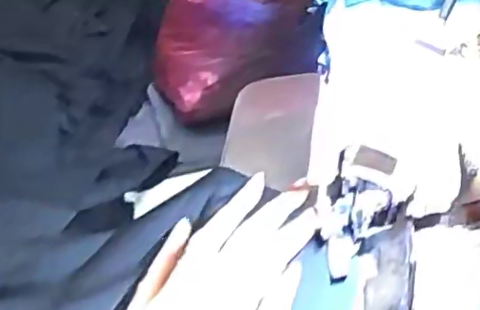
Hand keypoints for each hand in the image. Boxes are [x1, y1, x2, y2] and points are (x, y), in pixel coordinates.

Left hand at [128, 174, 316, 309]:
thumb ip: (274, 306)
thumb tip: (292, 267)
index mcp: (233, 297)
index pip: (274, 251)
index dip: (300, 228)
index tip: (321, 210)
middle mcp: (199, 289)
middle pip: (245, 238)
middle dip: (277, 209)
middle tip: (304, 186)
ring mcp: (166, 298)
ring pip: (206, 241)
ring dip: (232, 211)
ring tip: (257, 183)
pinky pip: (158, 270)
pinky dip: (173, 246)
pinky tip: (187, 223)